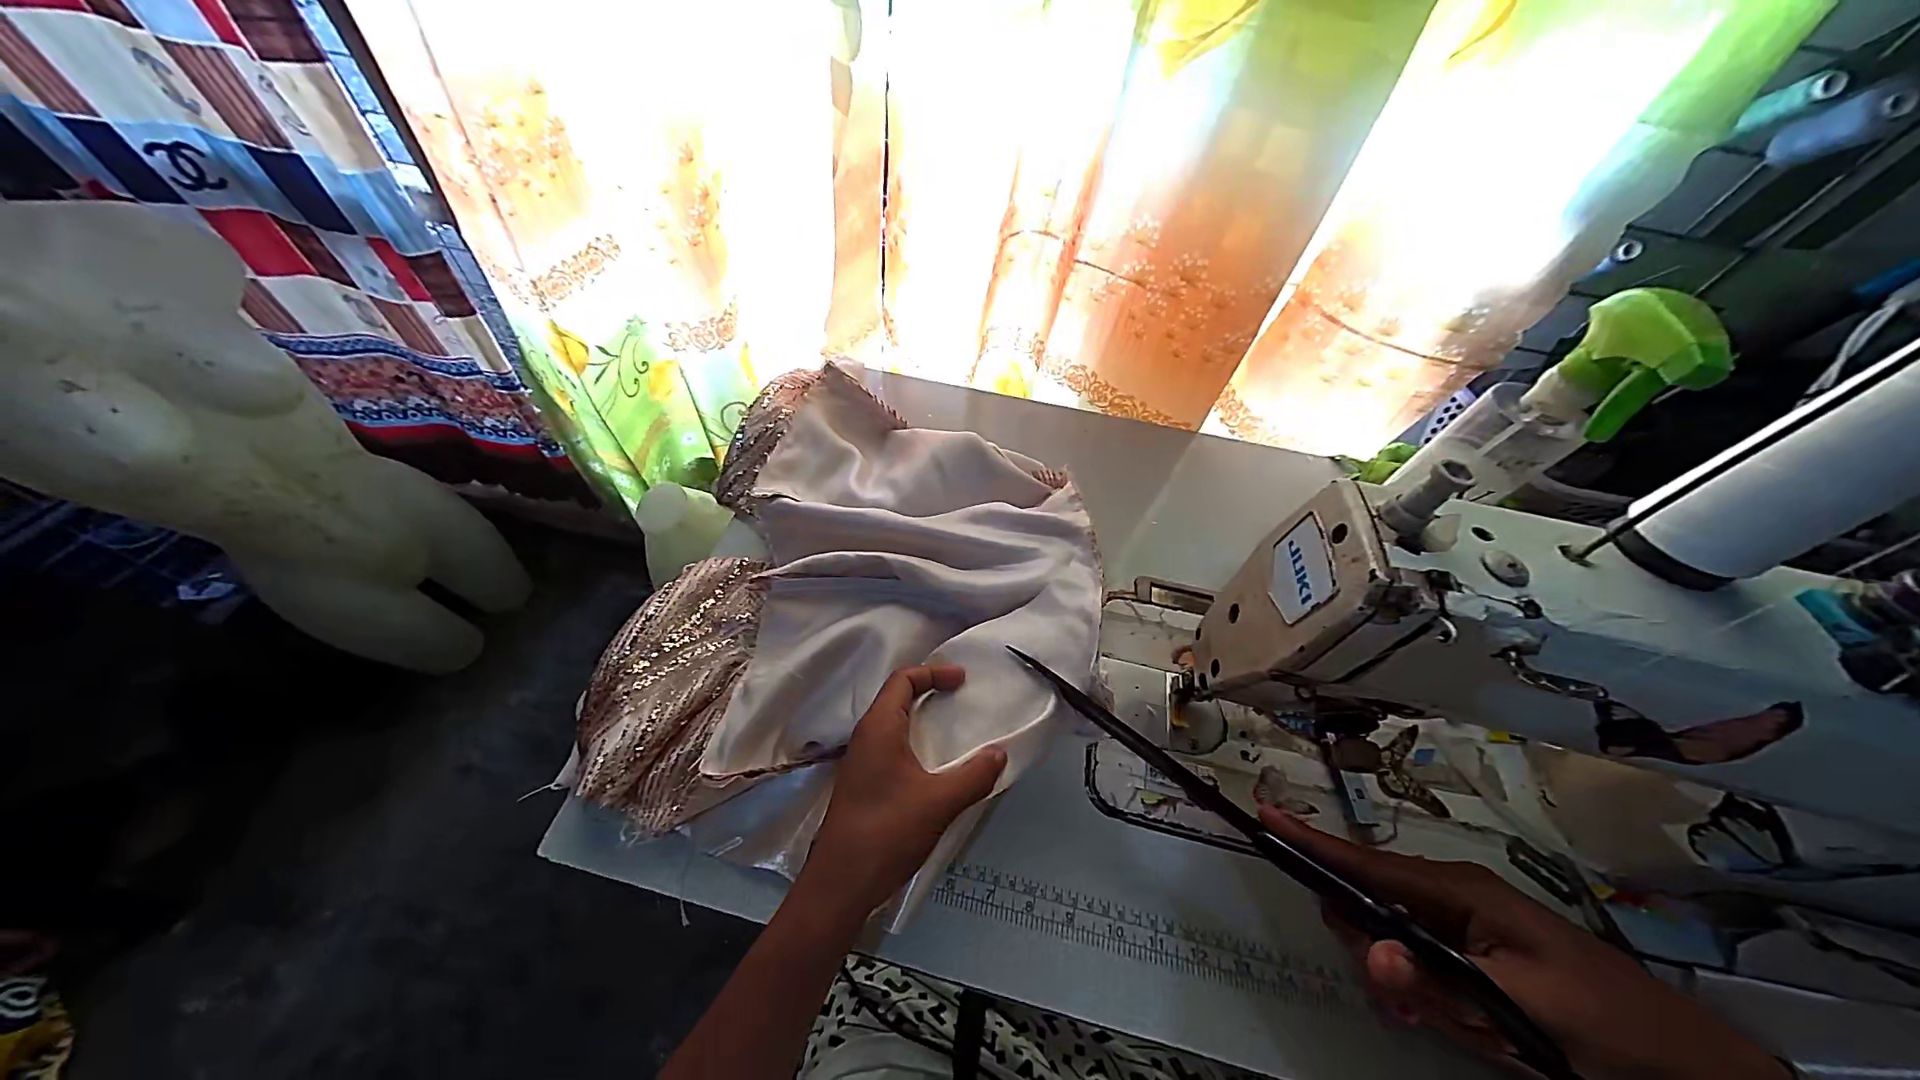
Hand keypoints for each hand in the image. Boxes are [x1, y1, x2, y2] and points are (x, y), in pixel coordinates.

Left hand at [797, 664, 1007, 920]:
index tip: (962, 680)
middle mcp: (865, 738)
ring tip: (953, 731)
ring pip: (893, 725)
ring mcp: (860, 763)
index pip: (902, 680)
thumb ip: (974, 775)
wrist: (840, 884)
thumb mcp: (939, 802)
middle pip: (896, 698)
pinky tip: (935, 769)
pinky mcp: (862, 785)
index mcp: (879, 728)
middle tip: (961, 699)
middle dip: (929, 691)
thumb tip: (999, 753)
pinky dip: (915, 744)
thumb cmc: (886, 832)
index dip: (933, 672)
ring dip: (922, 720)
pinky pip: (891, 749)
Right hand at [1256, 804, 1788, 1079]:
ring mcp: (1460, 928)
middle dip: (1381, 955)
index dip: (1310, 841)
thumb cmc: (1606, 1022)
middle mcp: (1449, 898)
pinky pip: (1422, 971)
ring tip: (1473, 1024)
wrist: (1691, 1069)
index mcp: (1455, 889)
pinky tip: (1469, 1025)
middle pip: (1370, 910)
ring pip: (1395, 947)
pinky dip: (1433, 1001)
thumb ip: (1437, 977)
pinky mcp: (1470, 958)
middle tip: (1416, 998)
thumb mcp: (1519, 1005)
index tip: (1263, 816)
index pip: (1363, 861)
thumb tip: (1368, 947)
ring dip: (1418, 990)